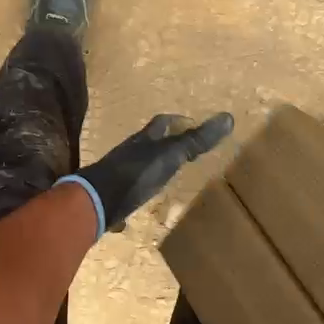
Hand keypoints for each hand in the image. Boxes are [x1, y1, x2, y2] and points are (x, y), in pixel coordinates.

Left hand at [62, 113, 234, 235]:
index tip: (191, 124)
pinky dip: (138, 192)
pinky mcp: (113, 194)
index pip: (162, 123)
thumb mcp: (170, 156)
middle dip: (163, 143)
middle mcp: (130, 152)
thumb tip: (228, 118)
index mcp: (144, 139)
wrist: (96, 201)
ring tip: (166, 175)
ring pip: (138, 164)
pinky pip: (128, 189)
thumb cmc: (135, 173)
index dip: (177, 122)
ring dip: (151, 166)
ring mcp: (119, 173)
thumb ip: (195, 141)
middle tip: (181, 150)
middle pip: (148, 142)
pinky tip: (142, 205)